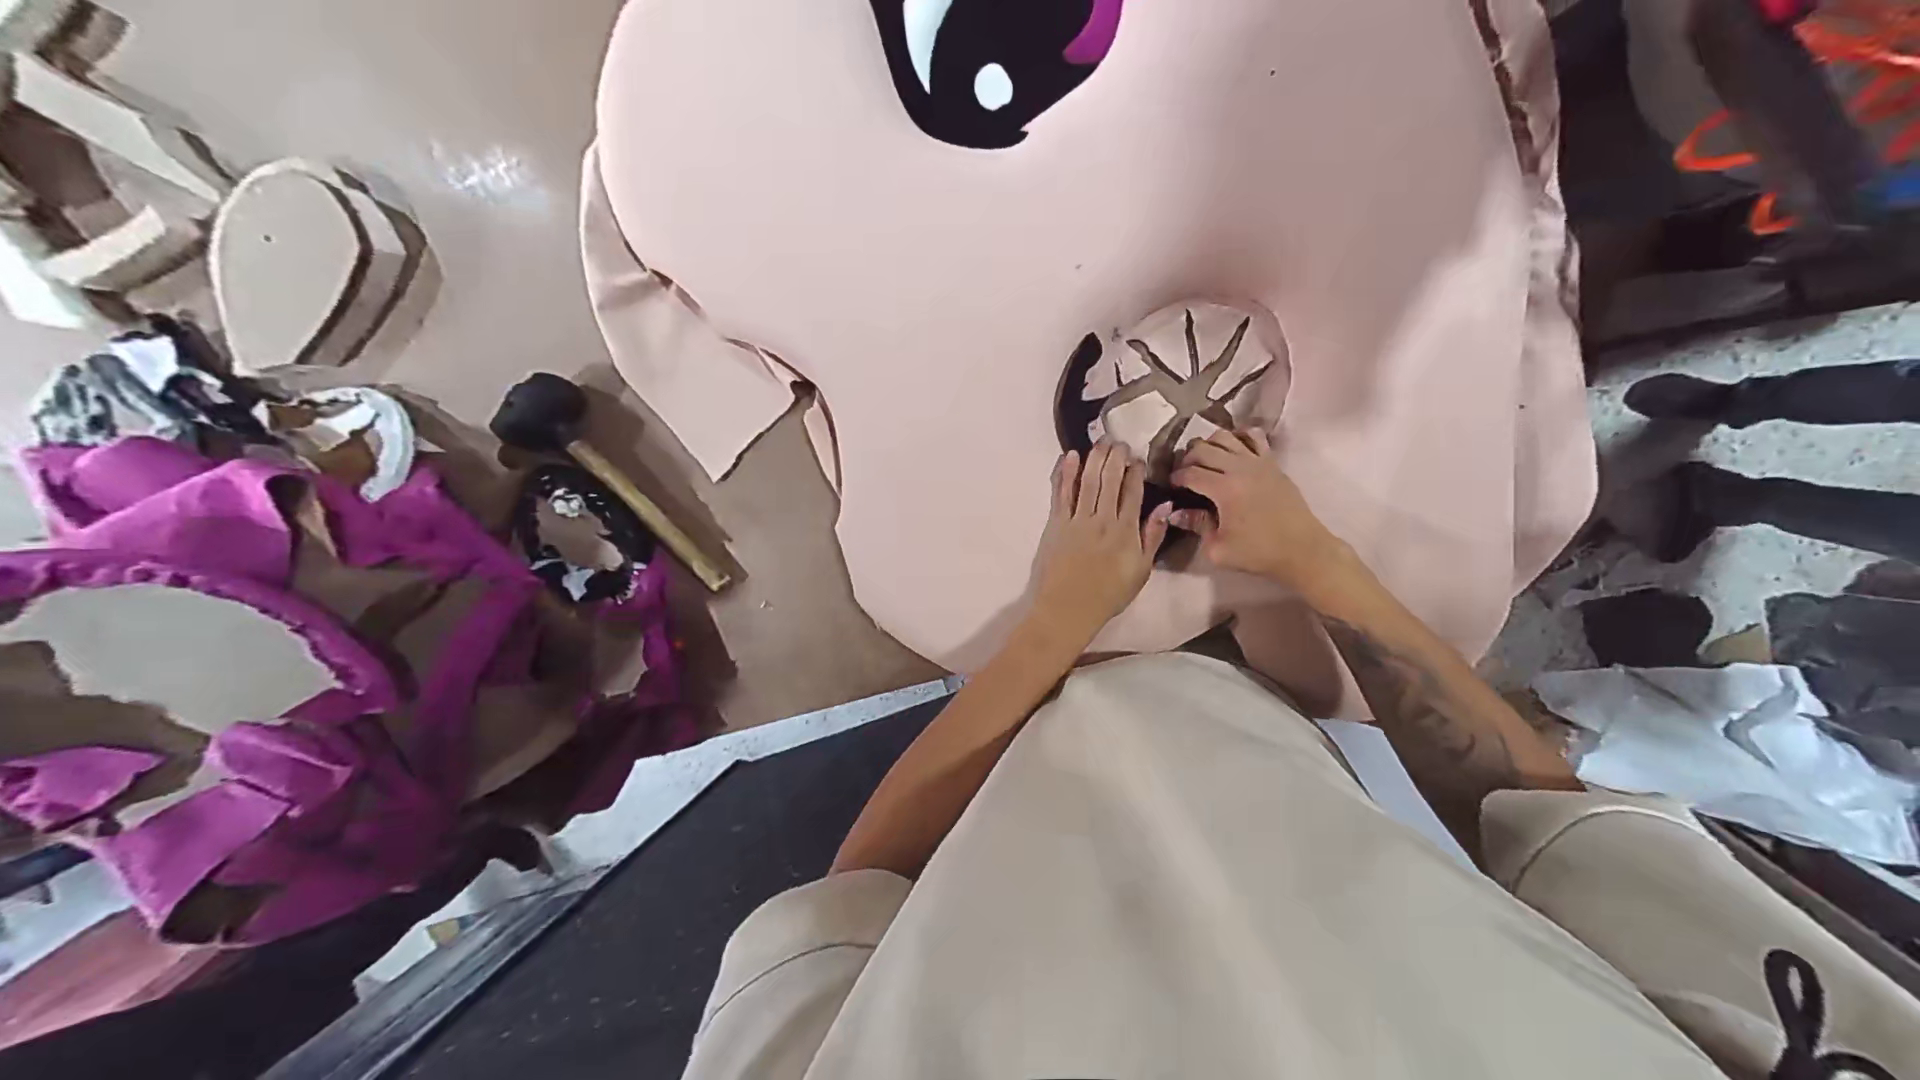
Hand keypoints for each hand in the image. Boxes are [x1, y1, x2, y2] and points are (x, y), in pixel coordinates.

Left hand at [1032, 441, 1172, 643]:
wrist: (1068, 608)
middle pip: (1110, 480)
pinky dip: (1064, 473)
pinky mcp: (1056, 524)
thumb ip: (1153, 536)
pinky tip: (1068, 457)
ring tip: (1100, 442)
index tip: (1138, 458)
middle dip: (1115, 457)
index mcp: (1126, 531)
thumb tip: (1165, 507)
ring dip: (1094, 458)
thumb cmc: (1108, 594)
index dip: (1136, 472)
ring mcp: (1077, 520)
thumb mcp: (1141, 570)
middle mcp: (1102, 520)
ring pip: (1087, 481)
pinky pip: (1061, 493)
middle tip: (1119, 442)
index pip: (1133, 492)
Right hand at [1170, 428, 1351, 587]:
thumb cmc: (1258, 552)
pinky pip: (1253, 436)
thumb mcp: (1218, 548)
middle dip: (1187, 459)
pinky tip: (1232, 450)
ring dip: (1209, 445)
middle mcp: (1240, 468)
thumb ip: (1196, 525)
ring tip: (1205, 460)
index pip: (1190, 473)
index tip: (1171, 486)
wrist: (1302, 550)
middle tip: (1184, 473)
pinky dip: (1238, 437)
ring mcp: (1258, 462)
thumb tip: (1175, 513)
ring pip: (1224, 436)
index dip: (1175, 478)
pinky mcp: (1272, 463)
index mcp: (1225, 489)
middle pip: (1203, 448)